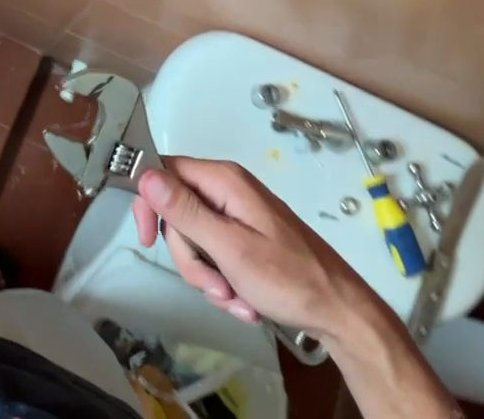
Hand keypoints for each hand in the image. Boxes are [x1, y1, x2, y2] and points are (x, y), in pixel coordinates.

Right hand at [132, 157, 382, 344]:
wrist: (338, 310)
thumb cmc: (289, 278)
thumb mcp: (230, 248)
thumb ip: (186, 211)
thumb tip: (145, 175)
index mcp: (224, 181)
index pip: (164, 172)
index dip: (150, 204)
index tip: (147, 239)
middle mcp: (228, 189)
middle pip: (178, 214)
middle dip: (190, 257)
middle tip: (214, 284)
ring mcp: (237, 214)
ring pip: (194, 239)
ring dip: (208, 276)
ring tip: (236, 297)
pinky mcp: (245, 236)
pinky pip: (214, 254)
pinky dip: (222, 280)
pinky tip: (243, 299)